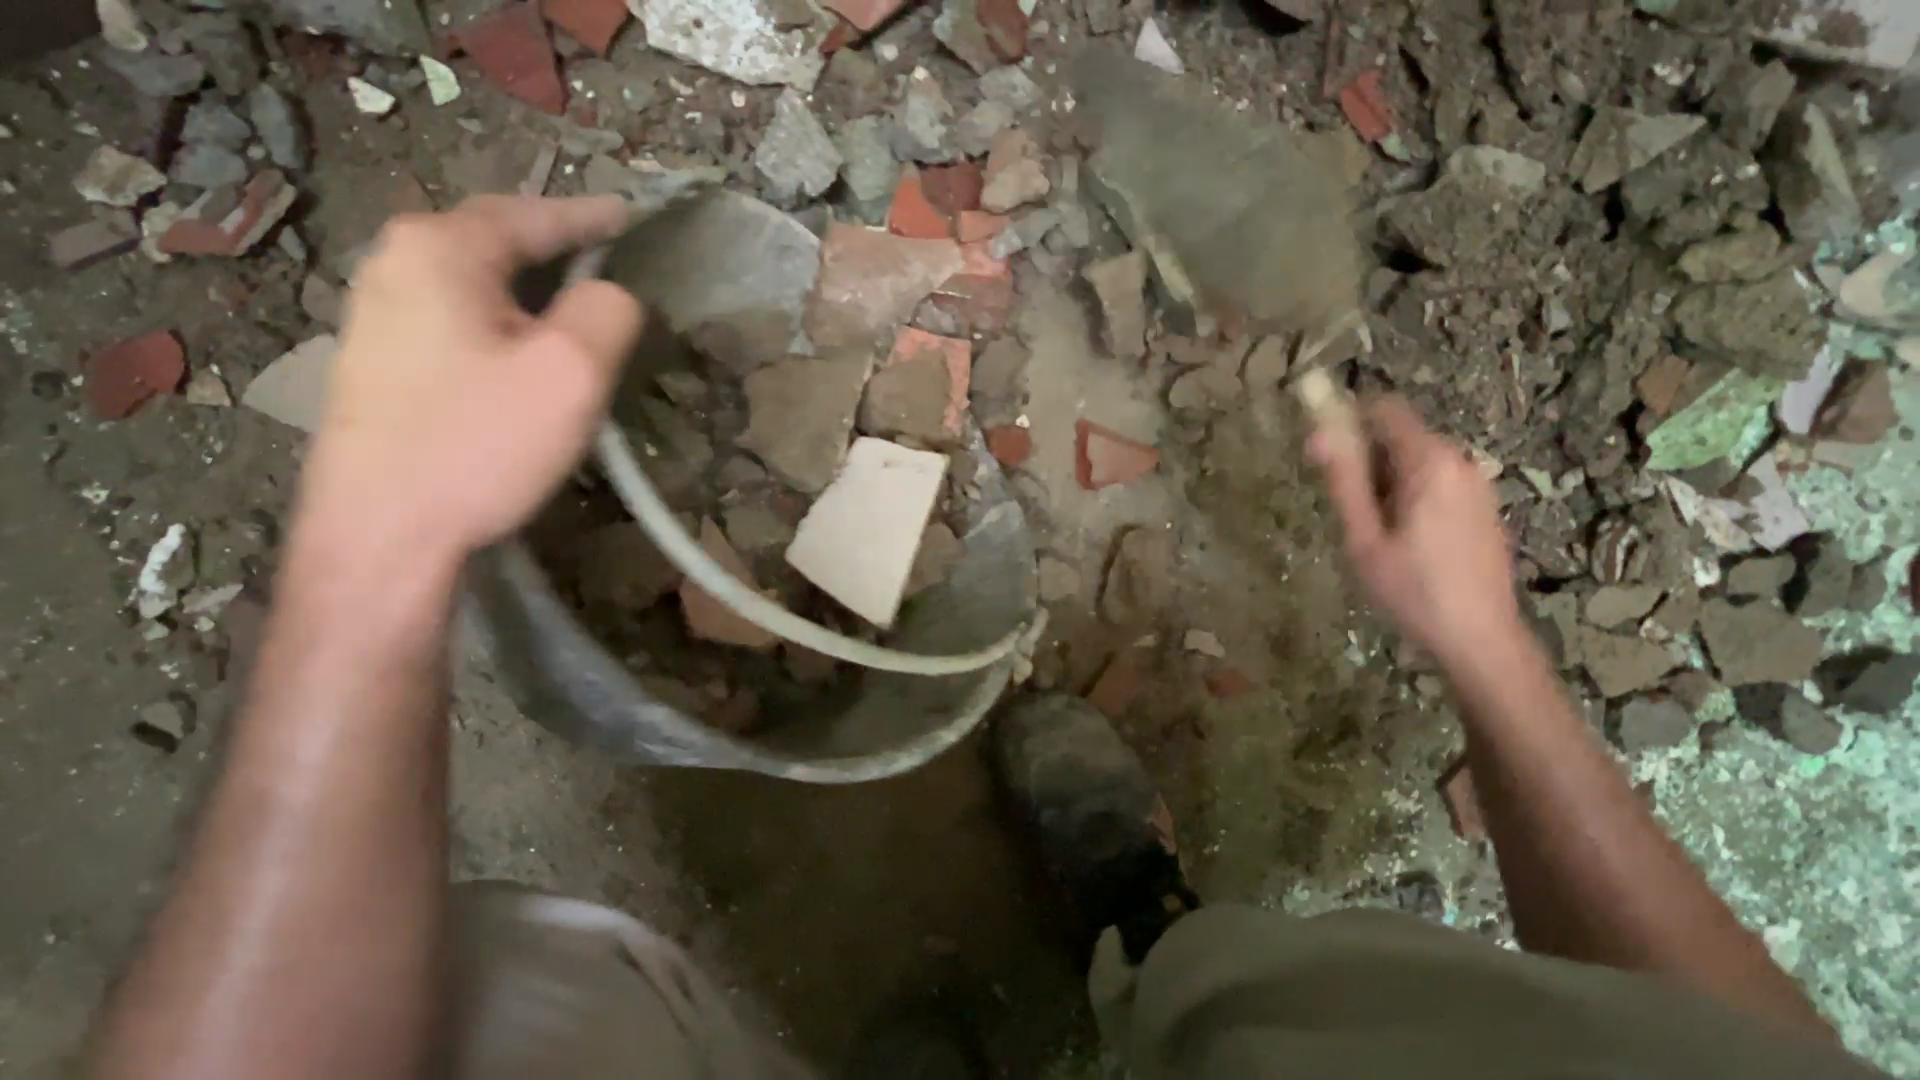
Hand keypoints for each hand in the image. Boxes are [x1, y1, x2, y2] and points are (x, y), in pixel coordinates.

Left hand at [299, 196, 643, 558]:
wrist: (382, 534)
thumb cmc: (479, 443)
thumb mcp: (572, 373)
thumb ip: (608, 311)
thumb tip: (609, 293)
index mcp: (440, 250)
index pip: (531, 215)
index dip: (589, 217)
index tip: (630, 216)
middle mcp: (394, 265)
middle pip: (493, 242)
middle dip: (551, 249)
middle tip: (604, 261)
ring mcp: (374, 315)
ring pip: (472, 285)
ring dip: (524, 292)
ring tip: (569, 308)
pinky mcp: (375, 363)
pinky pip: (453, 321)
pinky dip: (497, 324)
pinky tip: (517, 356)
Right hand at [1307, 396, 1522, 666]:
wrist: (1481, 639)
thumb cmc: (1412, 590)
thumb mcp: (1364, 539)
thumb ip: (1343, 481)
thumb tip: (1318, 431)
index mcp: (1429, 462)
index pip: (1384, 409)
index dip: (1349, 423)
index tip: (1328, 460)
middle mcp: (1459, 461)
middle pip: (1400, 437)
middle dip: (1368, 462)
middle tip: (1351, 515)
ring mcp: (1477, 484)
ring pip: (1418, 463)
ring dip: (1389, 485)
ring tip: (1379, 537)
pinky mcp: (1484, 507)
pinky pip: (1438, 483)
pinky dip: (1414, 498)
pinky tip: (1409, 546)